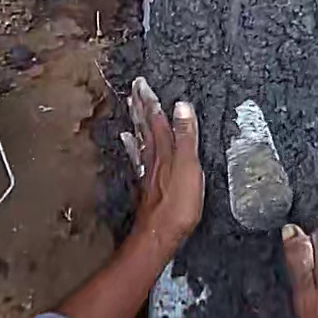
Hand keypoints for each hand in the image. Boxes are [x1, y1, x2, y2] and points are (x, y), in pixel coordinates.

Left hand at [120, 77, 201, 257]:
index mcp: (165, 150)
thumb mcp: (189, 168)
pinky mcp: (147, 185)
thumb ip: (186, 137)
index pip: (157, 119)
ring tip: (131, 107)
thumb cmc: (178, 204)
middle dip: (141, 106)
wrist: (158, 235)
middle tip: (134, 88)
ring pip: (141, 140)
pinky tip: (127, 141)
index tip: (142, 82)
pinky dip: (132, 146)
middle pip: (145, 127)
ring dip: (137, 122)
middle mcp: (154, 157)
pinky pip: (138, 159)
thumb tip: (182, 105)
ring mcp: (148, 171)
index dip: (151, 101)